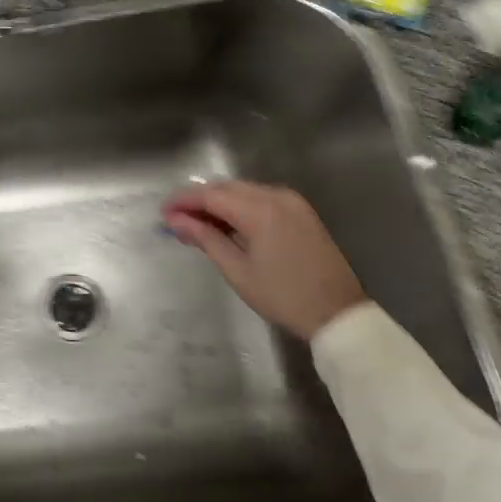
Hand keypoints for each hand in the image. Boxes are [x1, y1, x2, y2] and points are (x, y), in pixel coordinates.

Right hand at [162, 180, 366, 340]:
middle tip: (177, 221)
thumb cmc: (282, 296)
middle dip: (199, 201)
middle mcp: (276, 196)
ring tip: (199, 225)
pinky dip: (241, 207)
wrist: (338, 313)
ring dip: (219, 203)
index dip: (183, 202)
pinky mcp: (302, 212)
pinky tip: (229, 225)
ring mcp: (292, 202)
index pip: (211, 195)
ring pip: (244, 191)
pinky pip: (262, 199)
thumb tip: (175, 221)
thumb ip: (205, 238)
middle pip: (227, 188)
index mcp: (260, 210)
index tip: (162, 214)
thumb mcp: (237, 271)